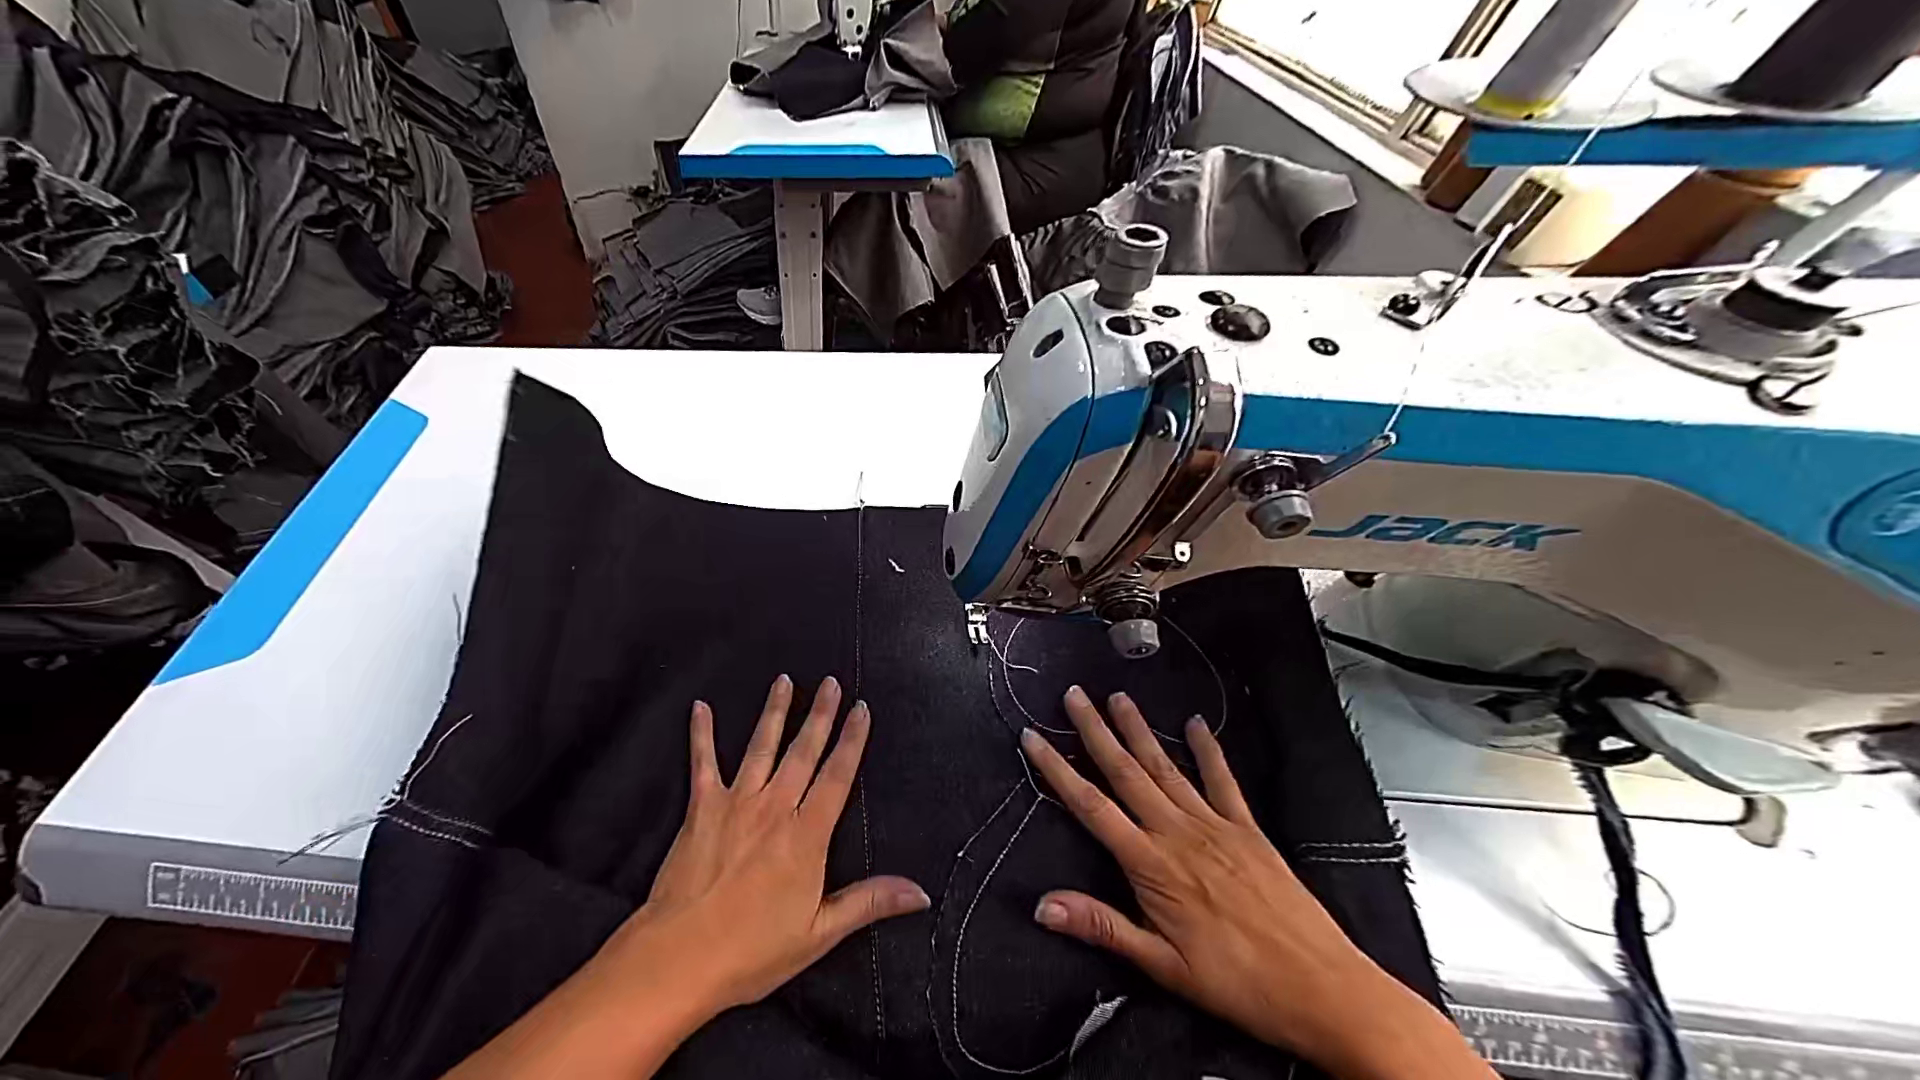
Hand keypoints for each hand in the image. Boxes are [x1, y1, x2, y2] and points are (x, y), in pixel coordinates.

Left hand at [444, 676, 927, 1079]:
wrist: (676, 959)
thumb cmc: (752, 950)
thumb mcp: (819, 933)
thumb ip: (870, 902)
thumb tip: (922, 892)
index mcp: (806, 834)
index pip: (837, 775)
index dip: (852, 740)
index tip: (862, 708)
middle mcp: (775, 807)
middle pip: (804, 751)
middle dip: (821, 714)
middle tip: (831, 682)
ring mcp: (736, 803)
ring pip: (761, 747)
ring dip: (775, 712)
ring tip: (785, 680)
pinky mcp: (701, 809)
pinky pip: (702, 764)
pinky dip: (700, 735)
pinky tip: (700, 707)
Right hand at [1019, 687, 1493, 1079]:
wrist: (1324, 990)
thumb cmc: (1240, 985)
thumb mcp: (1162, 967)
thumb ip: (1101, 926)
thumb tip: (1044, 906)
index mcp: (1152, 865)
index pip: (1091, 806)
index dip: (1057, 769)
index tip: (1034, 737)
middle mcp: (1179, 833)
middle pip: (1126, 772)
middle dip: (1095, 731)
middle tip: (1074, 696)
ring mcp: (1216, 826)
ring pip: (1166, 767)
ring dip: (1139, 730)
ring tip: (1118, 698)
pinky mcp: (1248, 830)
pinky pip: (1223, 781)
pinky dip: (1208, 750)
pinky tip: (1196, 724)